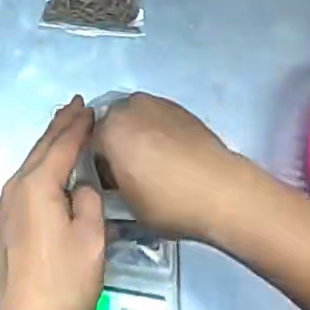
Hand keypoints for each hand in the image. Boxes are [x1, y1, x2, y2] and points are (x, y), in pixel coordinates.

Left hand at [0, 96, 106, 309]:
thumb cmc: (60, 281)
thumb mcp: (90, 240)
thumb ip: (90, 202)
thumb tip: (81, 187)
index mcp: (37, 184)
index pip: (62, 145)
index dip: (78, 125)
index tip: (90, 107)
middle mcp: (17, 185)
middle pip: (42, 146)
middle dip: (60, 124)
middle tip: (75, 104)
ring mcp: (7, 202)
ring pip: (32, 160)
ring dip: (49, 142)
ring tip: (63, 126)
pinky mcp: (6, 220)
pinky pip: (27, 176)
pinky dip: (42, 161)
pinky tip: (49, 166)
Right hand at [93, 92, 247, 240]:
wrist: (221, 190)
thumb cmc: (170, 203)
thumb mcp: (129, 207)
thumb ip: (110, 186)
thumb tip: (111, 180)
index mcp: (108, 131)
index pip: (88, 142)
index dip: (95, 162)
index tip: (107, 180)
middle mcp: (126, 107)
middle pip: (109, 122)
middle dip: (113, 142)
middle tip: (127, 168)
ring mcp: (152, 102)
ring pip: (131, 115)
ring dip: (133, 131)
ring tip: (151, 159)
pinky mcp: (174, 105)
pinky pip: (153, 114)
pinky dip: (154, 128)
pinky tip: (169, 151)